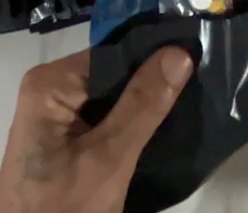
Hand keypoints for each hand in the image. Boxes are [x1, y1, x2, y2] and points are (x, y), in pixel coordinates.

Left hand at [0, 46, 193, 212]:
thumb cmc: (64, 211)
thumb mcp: (108, 160)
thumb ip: (142, 106)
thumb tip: (179, 52)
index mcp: (50, 83)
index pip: (112, 54)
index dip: (152, 57)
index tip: (195, 56)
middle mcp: (49, 90)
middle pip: (112, 75)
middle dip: (150, 84)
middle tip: (198, 82)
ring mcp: (54, 117)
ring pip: (111, 99)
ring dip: (143, 107)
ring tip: (189, 102)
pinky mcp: (63, 142)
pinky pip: (103, 120)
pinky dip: (129, 127)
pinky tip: (160, 129)